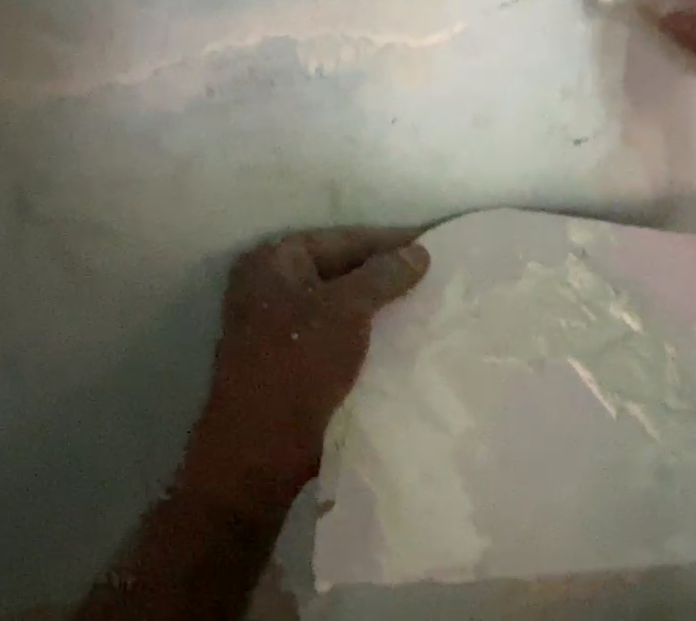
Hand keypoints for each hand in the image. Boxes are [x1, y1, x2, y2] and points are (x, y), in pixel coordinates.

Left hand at [178, 227, 429, 514]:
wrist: (258, 456)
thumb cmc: (296, 368)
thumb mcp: (346, 310)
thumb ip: (384, 274)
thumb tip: (419, 251)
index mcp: (273, 261)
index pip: (345, 238)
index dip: (392, 241)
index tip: (436, 244)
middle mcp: (270, 284)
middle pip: (343, 267)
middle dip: (387, 272)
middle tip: (437, 273)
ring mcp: (278, 323)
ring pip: (343, 301)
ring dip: (380, 303)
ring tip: (428, 301)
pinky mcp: (292, 358)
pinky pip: (339, 329)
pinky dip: (367, 328)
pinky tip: (404, 332)